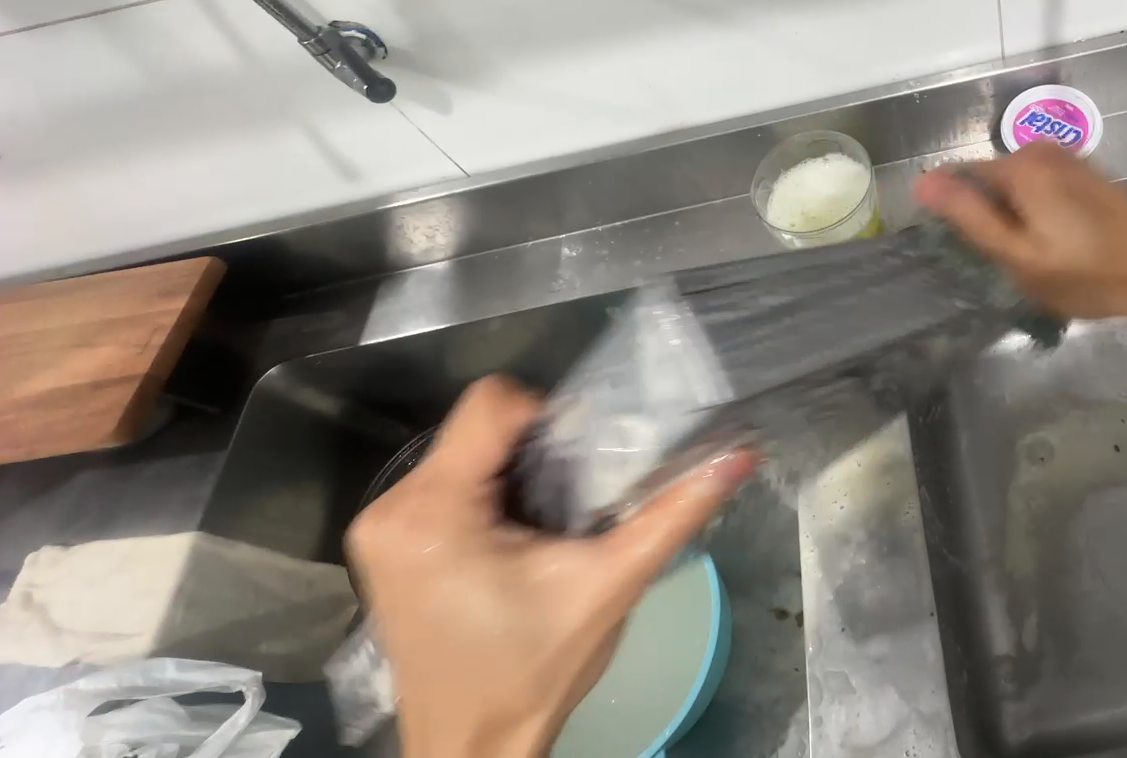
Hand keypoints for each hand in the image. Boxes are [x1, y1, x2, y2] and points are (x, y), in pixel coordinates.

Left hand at [346, 375, 756, 757]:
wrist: (475, 749)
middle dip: (544, 445)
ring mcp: (385, 526)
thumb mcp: (615, 582)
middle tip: (585, 490)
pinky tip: (531, 529)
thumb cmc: (536, 668)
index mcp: (433, 511)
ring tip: (562, 512)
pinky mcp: (393, 543)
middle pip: (485, 426)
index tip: (588, 457)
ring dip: (526, 467)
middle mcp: (394, 508)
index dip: (553, 415)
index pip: (493, 404)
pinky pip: (458, 477)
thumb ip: (678, 511)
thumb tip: (740, 457)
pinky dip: (503, 488)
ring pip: (473, 448)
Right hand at [913, 142, 1126, 326]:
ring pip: (1016, 187)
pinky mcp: (1087, 175)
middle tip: (1008, 262)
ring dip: (1015, 218)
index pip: (958, 176)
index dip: (954, 213)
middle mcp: (1040, 151)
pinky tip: (1058, 245)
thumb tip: (921, 181)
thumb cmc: (1087, 272)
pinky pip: (1042, 189)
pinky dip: (1039, 214)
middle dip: (988, 216)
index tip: (969, 248)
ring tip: (1034, 258)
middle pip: (989, 181)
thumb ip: (969, 216)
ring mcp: (1068, 160)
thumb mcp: (1018, 255)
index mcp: (1019, 167)